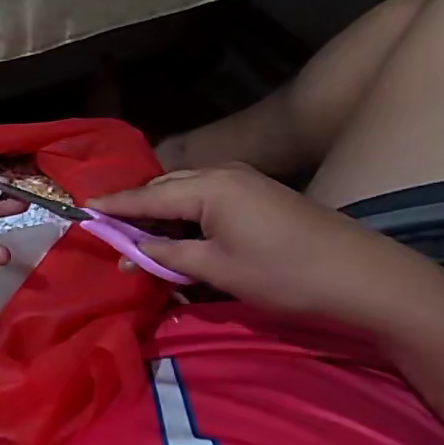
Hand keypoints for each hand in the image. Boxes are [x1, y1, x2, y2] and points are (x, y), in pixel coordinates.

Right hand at [90, 164, 408, 321]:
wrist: (359, 273)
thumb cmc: (284, 273)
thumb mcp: (218, 269)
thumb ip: (168, 255)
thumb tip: (131, 250)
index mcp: (209, 186)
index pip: (148, 195)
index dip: (115, 206)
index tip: (84, 210)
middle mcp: (223, 171)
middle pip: (167, 187)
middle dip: (138, 207)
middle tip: (109, 228)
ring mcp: (245, 178)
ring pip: (188, 191)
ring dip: (164, 211)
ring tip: (141, 234)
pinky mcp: (259, 191)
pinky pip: (209, 196)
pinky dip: (189, 213)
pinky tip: (183, 231)